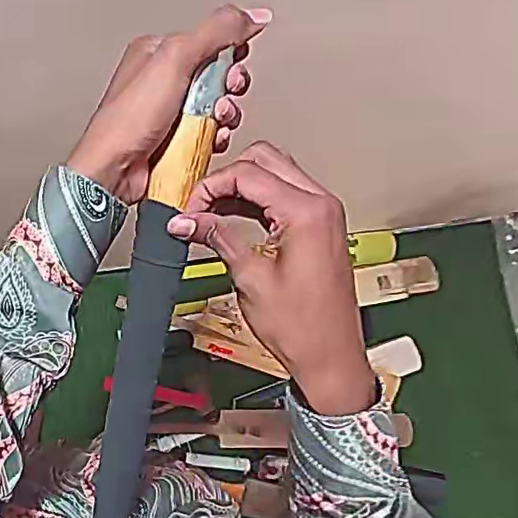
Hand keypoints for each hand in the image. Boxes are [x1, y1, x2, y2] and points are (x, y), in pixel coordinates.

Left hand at [66, 5, 271, 203]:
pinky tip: (207, 141)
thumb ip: (217, 31)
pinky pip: (207, 135)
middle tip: (218, 99)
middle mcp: (161, 83)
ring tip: (212, 122)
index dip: (228, 55)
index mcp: (157, 54)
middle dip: (228, 89)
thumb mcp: (174, 58)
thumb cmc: (127, 120)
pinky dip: (214, 139)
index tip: (231, 66)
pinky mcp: (174, 142)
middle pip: (217, 77)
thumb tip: (254, 15)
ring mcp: (167, 115)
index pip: (208, 41)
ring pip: (215, 109)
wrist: (113, 172)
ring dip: (223, 116)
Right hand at [166, 143, 378, 414]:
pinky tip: (230, 219)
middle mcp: (320, 205)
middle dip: (225, 179)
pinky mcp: (318, 228)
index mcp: (307, 212)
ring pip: (274, 174)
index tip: (188, 209)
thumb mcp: (249, 278)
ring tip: (208, 215)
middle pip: (264, 161)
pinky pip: (283, 197)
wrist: (329, 355)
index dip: (210, 187)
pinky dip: (255, 201)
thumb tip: (188, 221)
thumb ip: (218, 238)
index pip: (248, 173)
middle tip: (197, 207)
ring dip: (239, 188)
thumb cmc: (302, 327)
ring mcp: (322, 215)